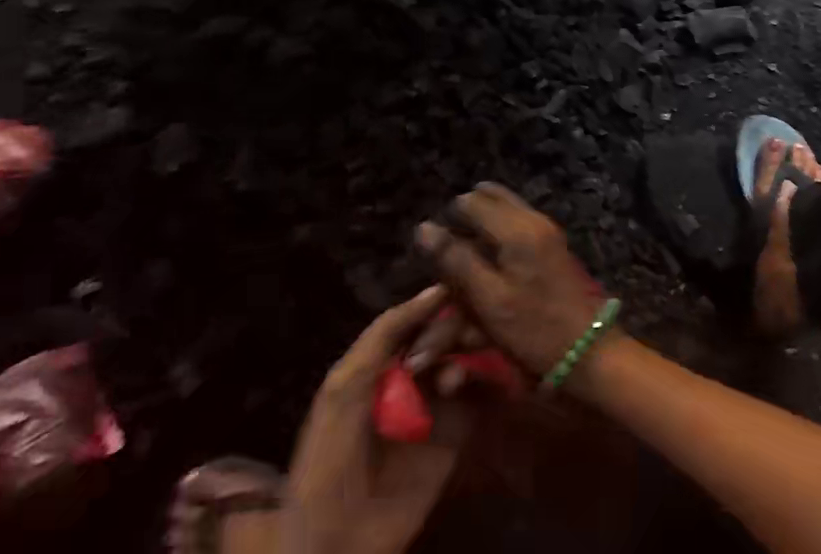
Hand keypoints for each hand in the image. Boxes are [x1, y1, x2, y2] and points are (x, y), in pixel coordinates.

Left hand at [283, 287, 469, 553]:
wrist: (336, 539)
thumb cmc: (330, 455)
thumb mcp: (346, 385)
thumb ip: (386, 333)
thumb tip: (437, 290)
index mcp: (384, 357)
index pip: (420, 315)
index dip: (434, 308)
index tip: (451, 302)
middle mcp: (415, 373)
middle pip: (448, 332)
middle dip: (450, 334)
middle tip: (440, 359)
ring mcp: (439, 403)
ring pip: (469, 359)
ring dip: (470, 358)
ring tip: (452, 382)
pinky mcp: (460, 434)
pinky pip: (483, 398)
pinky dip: (491, 384)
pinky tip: (487, 387)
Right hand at [416, 183, 608, 376]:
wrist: (590, 354)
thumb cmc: (535, 330)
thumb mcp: (488, 299)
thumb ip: (455, 260)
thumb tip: (424, 227)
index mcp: (517, 228)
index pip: (470, 201)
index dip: (448, 220)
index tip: (435, 249)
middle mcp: (533, 220)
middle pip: (490, 198)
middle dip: (466, 217)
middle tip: (451, 250)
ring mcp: (546, 233)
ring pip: (504, 213)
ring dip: (482, 227)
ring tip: (467, 263)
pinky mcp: (552, 249)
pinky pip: (517, 228)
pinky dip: (499, 239)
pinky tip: (489, 270)